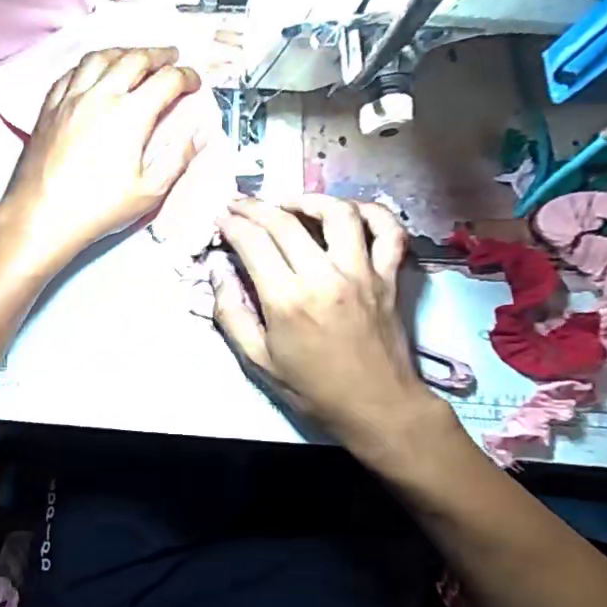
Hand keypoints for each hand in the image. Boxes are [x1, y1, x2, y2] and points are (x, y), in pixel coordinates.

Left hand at [0, 48, 202, 271]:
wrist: (42, 215)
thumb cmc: (98, 208)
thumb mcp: (149, 192)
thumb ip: (177, 160)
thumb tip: (198, 136)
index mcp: (130, 115)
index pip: (166, 81)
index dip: (186, 76)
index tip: (194, 82)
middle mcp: (100, 96)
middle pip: (134, 59)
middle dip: (158, 55)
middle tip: (171, 57)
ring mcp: (70, 98)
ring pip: (100, 58)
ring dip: (123, 51)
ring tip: (135, 55)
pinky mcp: (49, 107)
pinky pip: (71, 72)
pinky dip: (90, 65)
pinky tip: (94, 71)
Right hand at [213, 195, 450, 459]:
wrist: (376, 407)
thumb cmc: (313, 389)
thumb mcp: (259, 362)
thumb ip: (232, 313)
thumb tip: (218, 270)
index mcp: (288, 300)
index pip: (253, 242)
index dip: (232, 224)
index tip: (221, 217)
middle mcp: (325, 276)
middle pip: (286, 221)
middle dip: (256, 206)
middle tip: (241, 204)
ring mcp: (362, 272)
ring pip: (338, 213)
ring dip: (310, 199)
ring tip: (290, 203)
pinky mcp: (389, 276)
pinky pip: (388, 231)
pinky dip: (372, 212)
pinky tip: (351, 211)